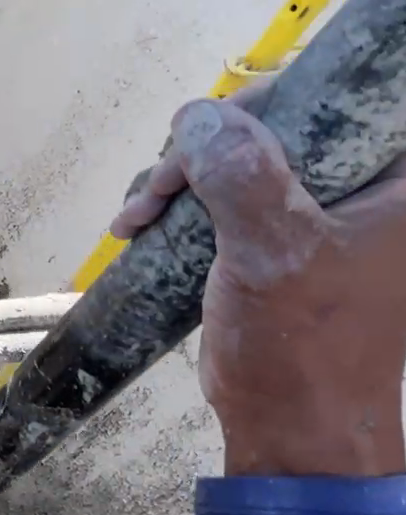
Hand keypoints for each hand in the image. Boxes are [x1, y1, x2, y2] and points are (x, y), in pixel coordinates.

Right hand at [110, 94, 405, 476]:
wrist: (294, 416)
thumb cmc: (304, 338)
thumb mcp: (273, 253)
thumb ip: (243, 178)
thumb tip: (198, 113)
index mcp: (404, 178)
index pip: (342, 98)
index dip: (265, 103)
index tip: (198, 138)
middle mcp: (374, 186)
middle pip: (278, 129)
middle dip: (200, 155)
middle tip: (154, 194)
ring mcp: (324, 213)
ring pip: (242, 163)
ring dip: (177, 184)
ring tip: (135, 220)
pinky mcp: (283, 240)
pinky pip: (225, 198)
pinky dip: (178, 207)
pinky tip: (140, 228)